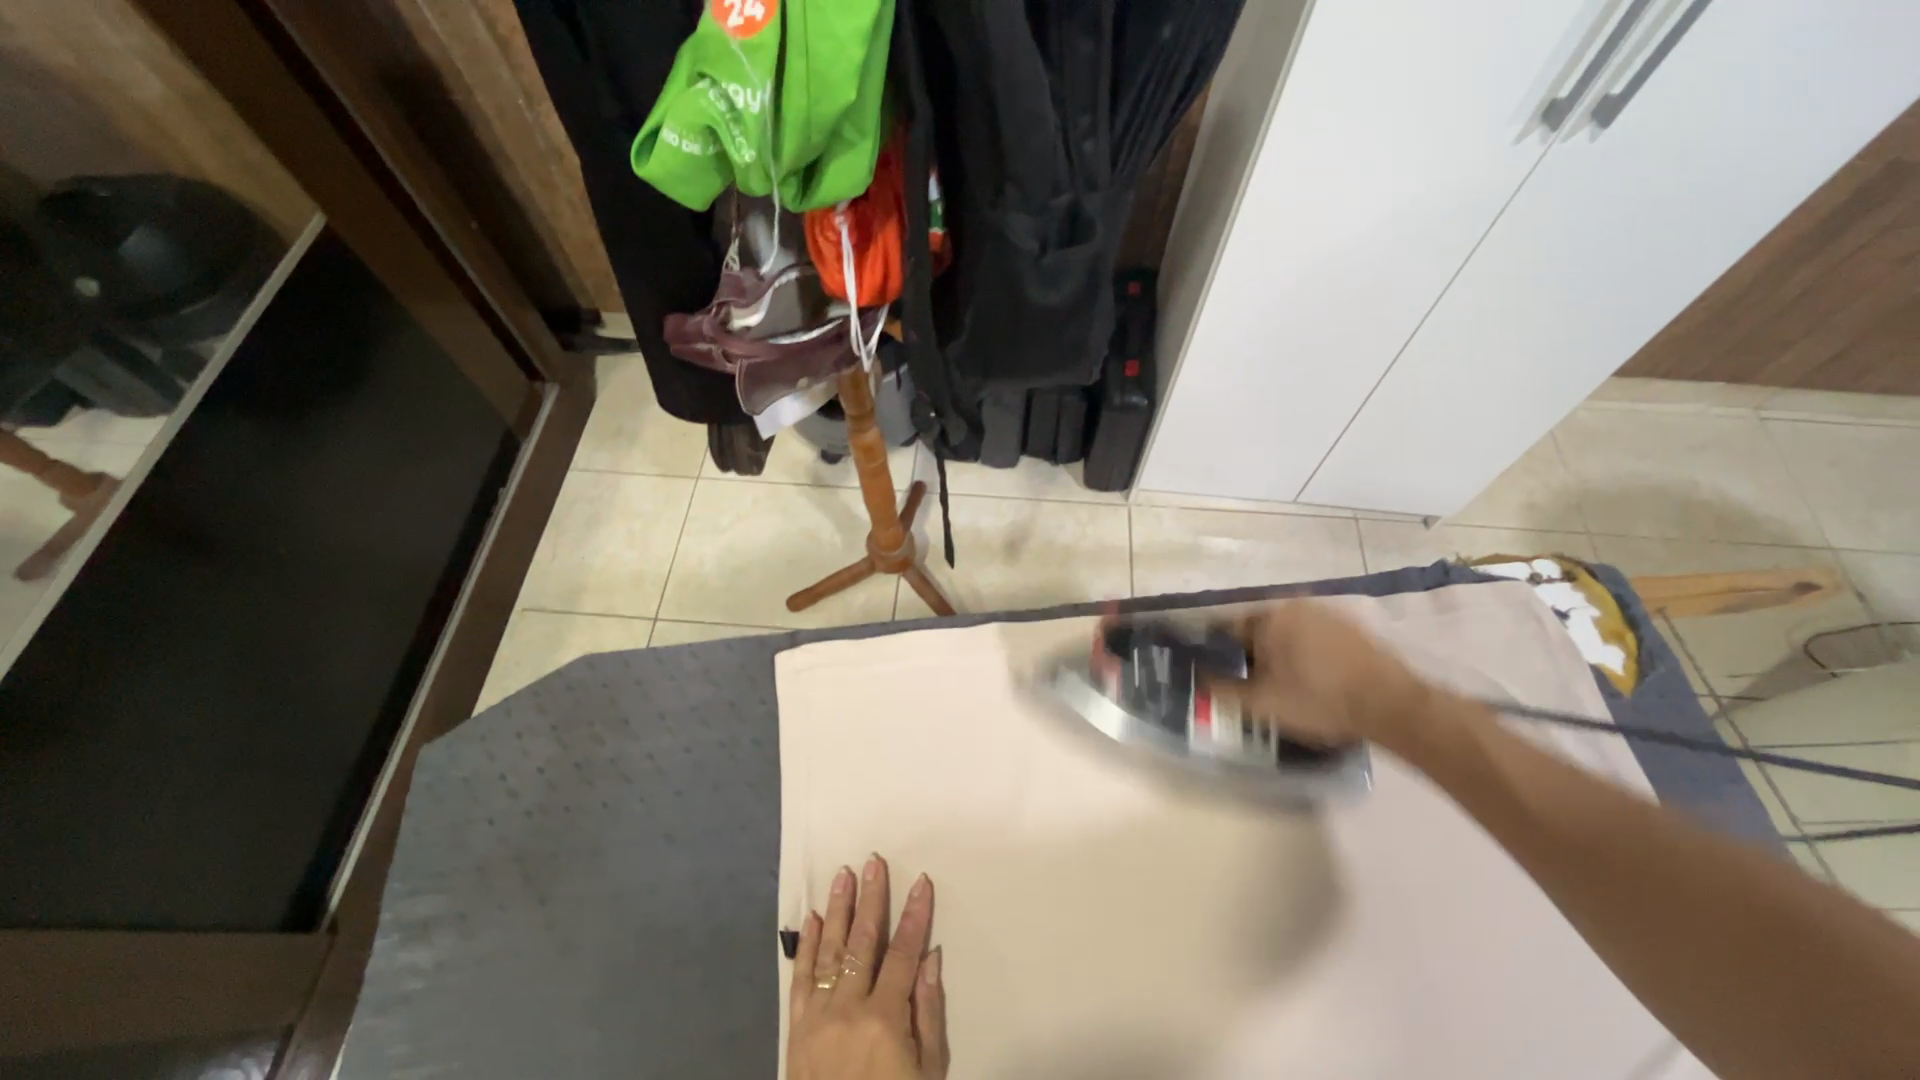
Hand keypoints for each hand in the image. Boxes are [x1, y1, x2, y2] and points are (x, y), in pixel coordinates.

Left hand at [788, 855, 948, 1079]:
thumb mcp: (928, 1072)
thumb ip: (928, 1013)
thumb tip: (931, 958)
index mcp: (885, 1019)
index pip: (903, 954)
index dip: (914, 916)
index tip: (921, 882)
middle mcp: (848, 1010)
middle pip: (862, 943)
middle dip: (871, 900)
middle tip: (873, 862)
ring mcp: (818, 1018)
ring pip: (828, 952)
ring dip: (836, 911)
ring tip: (842, 875)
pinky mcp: (797, 1031)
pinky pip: (801, 980)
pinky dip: (807, 947)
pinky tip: (811, 920)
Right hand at [1209, 600, 1435, 744]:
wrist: (1393, 706)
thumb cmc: (1320, 701)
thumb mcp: (1263, 703)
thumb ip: (1223, 689)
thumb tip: (1198, 678)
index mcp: (1269, 615)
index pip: (1226, 628)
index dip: (1217, 652)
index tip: (1215, 672)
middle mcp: (1296, 604)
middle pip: (1259, 628)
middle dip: (1250, 653)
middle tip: (1250, 684)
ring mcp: (1327, 612)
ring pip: (1288, 632)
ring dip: (1279, 652)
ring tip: (1281, 685)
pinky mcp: (1352, 626)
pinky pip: (1314, 636)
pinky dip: (1305, 652)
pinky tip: (1311, 679)